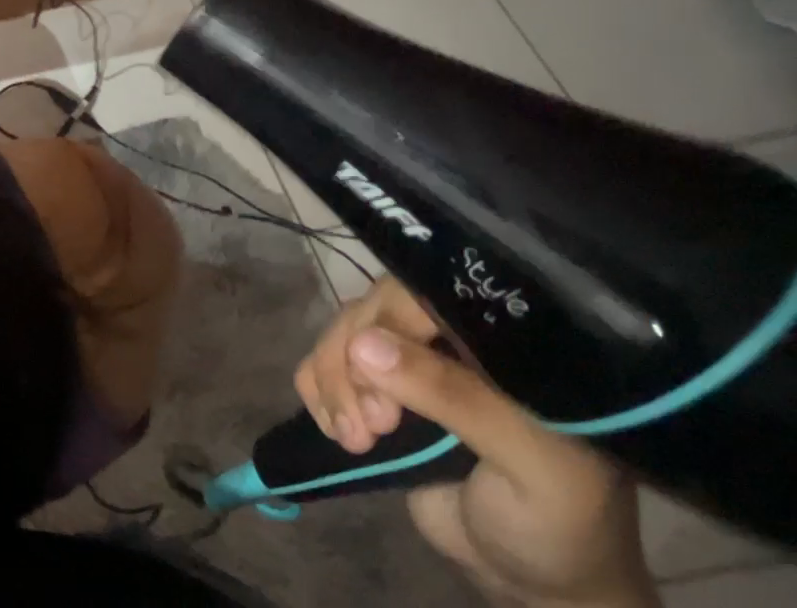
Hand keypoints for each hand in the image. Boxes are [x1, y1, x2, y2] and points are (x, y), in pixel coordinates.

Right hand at [297, 280, 658, 607]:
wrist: (529, 579)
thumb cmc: (557, 522)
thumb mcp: (527, 464)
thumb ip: (457, 400)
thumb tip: (364, 344)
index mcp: (500, 341)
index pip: (425, 294)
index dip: (389, 327)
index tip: (385, 396)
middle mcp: (449, 339)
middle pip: (370, 313)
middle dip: (352, 368)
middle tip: (374, 429)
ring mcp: (408, 363)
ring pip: (338, 337)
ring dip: (332, 386)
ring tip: (357, 441)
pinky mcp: (373, 390)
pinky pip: (319, 366)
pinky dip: (316, 394)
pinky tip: (339, 433)